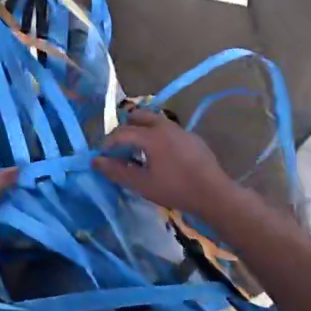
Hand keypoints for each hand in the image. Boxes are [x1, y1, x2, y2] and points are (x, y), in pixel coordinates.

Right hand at [94, 109, 240, 218]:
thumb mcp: (142, 184)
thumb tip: (96, 161)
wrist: (214, 194)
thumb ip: (117, 171)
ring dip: (141, 131)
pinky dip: (157, 137)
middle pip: (138, 116)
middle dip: (124, 129)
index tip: (103, 156)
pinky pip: (168, 131)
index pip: (121, 132)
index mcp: (151, 135)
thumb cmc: (175, 189)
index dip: (108, 144)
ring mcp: (181, 130)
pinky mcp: (192, 138)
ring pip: (154, 121)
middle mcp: (165, 126)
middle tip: (120, 148)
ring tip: (138, 152)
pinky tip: (161, 157)